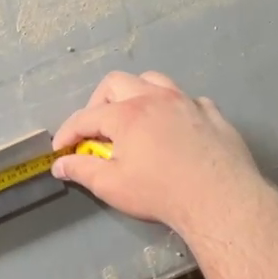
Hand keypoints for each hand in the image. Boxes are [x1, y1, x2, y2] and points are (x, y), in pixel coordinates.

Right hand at [51, 71, 270, 239]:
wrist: (217, 197)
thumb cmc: (157, 192)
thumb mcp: (109, 185)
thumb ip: (80, 170)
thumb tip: (60, 165)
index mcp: (126, 114)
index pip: (85, 117)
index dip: (66, 134)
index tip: (60, 152)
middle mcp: (155, 98)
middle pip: (116, 83)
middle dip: (96, 104)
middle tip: (94, 131)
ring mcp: (186, 101)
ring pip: (153, 81)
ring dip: (134, 95)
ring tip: (130, 120)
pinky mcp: (210, 113)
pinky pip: (185, 99)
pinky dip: (169, 109)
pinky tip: (169, 129)